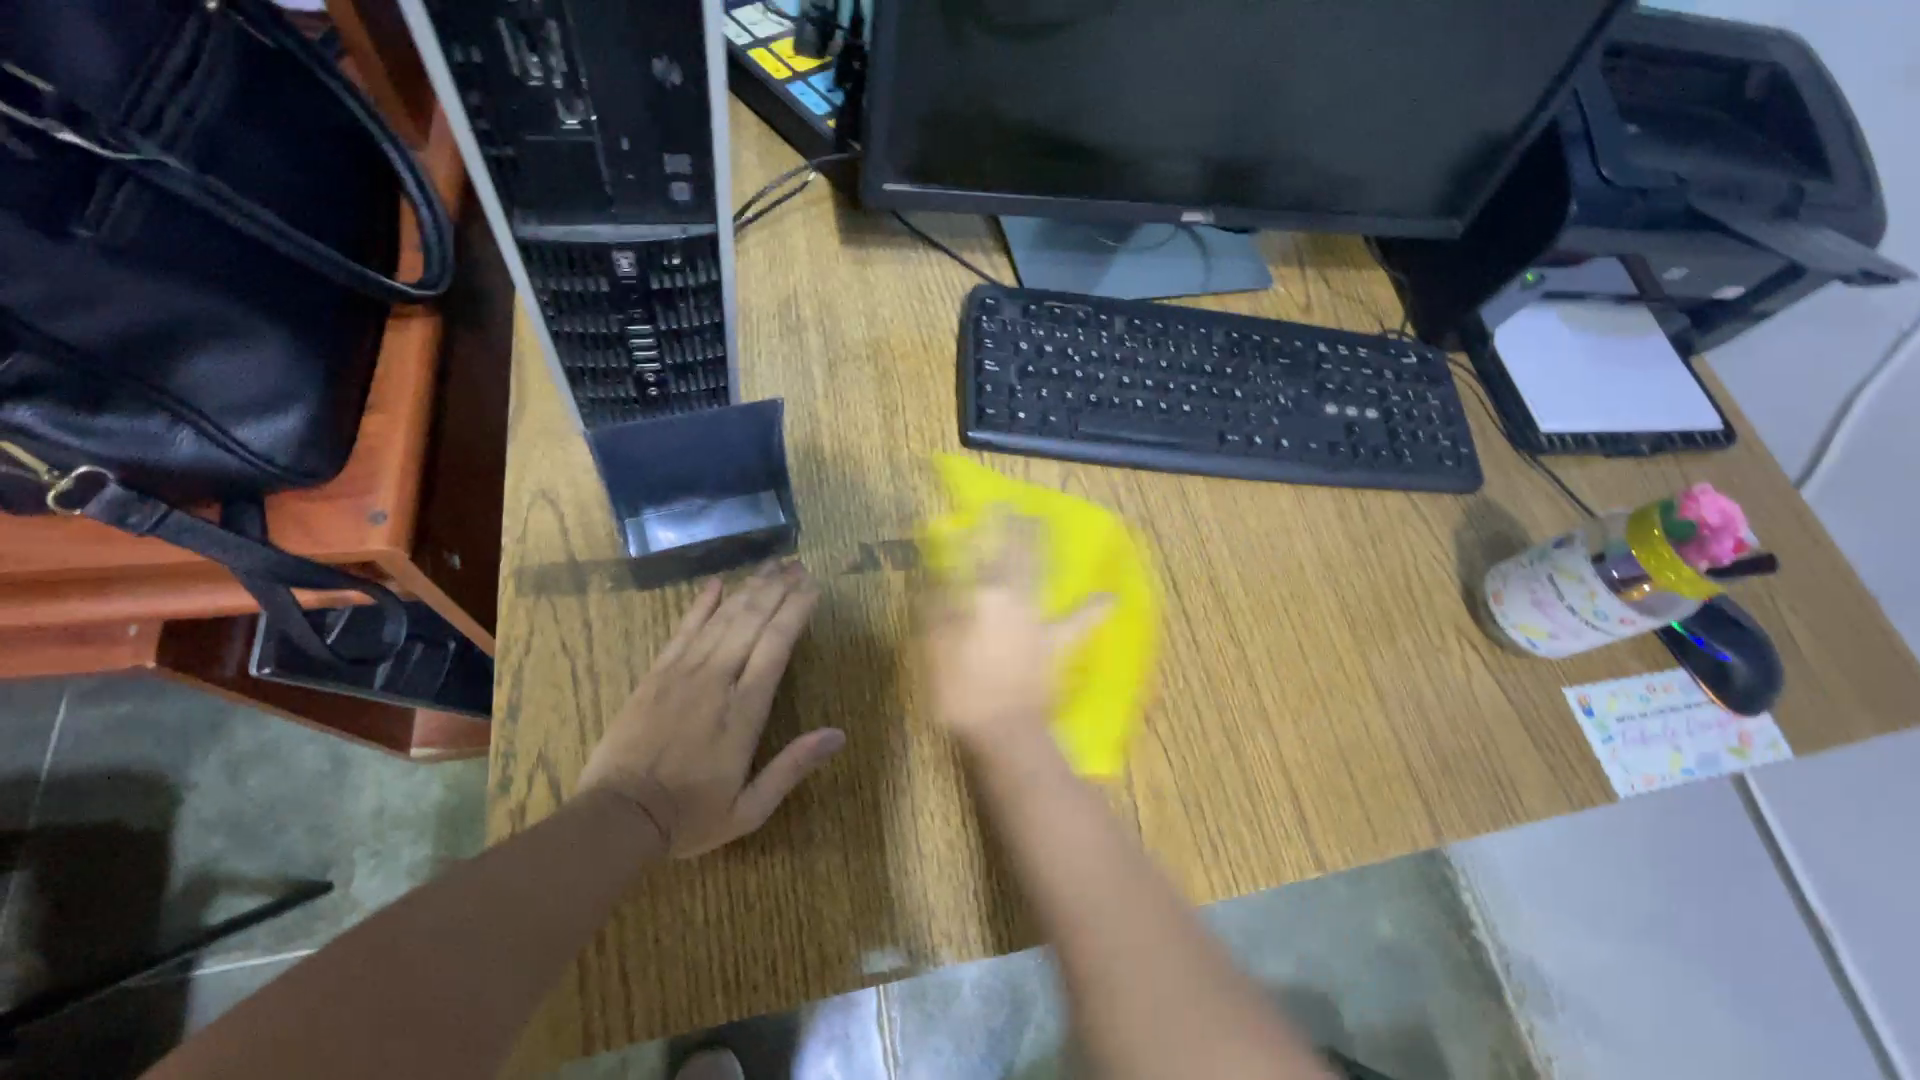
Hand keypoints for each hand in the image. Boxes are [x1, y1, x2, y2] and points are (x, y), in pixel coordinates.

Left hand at [577, 560, 843, 857]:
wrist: (619, 817)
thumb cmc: (690, 816)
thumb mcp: (750, 808)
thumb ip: (793, 767)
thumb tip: (838, 735)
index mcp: (745, 711)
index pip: (776, 645)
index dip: (796, 611)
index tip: (812, 587)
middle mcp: (716, 681)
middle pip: (752, 621)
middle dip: (778, 589)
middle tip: (798, 565)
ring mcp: (682, 674)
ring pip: (721, 619)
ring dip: (749, 589)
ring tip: (771, 566)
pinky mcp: (655, 676)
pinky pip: (682, 630)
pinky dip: (701, 605)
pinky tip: (716, 584)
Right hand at [923, 513, 1110, 755]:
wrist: (1004, 729)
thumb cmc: (959, 689)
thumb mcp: (933, 646)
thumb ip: (935, 605)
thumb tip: (934, 573)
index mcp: (983, 594)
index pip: (979, 551)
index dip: (980, 527)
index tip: (979, 506)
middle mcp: (1015, 597)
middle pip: (1017, 554)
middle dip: (1016, 529)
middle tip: (1016, 509)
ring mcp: (1038, 619)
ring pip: (1042, 574)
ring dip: (1041, 549)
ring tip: (1043, 525)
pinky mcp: (1056, 644)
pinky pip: (1077, 621)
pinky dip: (1093, 608)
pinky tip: (1110, 598)